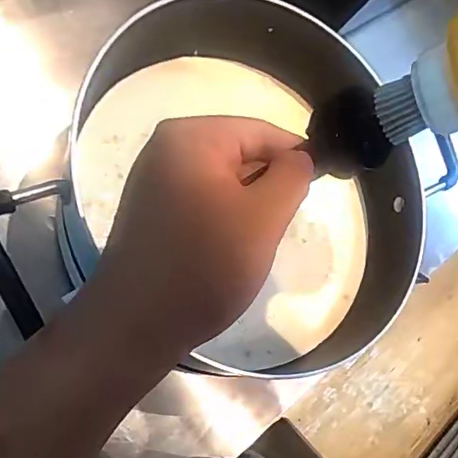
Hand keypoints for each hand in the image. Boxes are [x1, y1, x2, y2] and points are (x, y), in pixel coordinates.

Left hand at [75, 116, 311, 359]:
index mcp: (191, 137)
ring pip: (225, 182)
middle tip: (281, 227)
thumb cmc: (205, 267)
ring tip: (254, 244)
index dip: (297, 157)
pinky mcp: (153, 213)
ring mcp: (155, 182)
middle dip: (269, 187)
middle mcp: (166, 149)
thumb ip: (291, 177)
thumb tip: (300, 157)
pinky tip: (230, 252)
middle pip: (241, 153)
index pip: (263, 131)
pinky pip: (204, 203)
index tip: (319, 189)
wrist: (138, 325)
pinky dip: (225, 221)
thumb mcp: (263, 218)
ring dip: (249, 209)